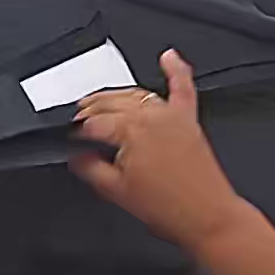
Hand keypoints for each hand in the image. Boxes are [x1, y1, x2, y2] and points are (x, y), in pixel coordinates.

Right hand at [72, 49, 274, 274]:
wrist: (206, 217)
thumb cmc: (167, 207)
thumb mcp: (115, 192)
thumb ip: (90, 169)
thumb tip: (76, 157)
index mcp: (131, 130)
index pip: (93, 123)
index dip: (75, 131)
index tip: (68, 139)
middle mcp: (151, 115)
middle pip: (111, 103)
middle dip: (89, 110)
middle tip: (77, 121)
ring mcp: (171, 115)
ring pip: (136, 94)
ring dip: (114, 95)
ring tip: (99, 101)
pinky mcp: (188, 120)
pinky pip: (182, 88)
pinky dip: (176, 70)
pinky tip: (168, 57)